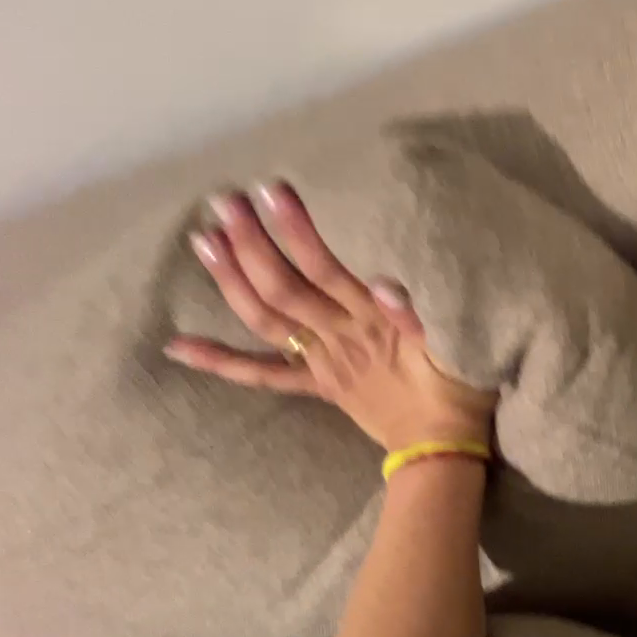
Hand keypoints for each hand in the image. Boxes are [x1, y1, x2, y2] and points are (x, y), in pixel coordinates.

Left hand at [164, 181, 495, 451]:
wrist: (444, 444)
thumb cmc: (460, 389)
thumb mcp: (453, 348)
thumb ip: (416, 318)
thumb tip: (381, 284)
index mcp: (371, 323)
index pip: (325, 269)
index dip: (295, 232)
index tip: (271, 192)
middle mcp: (338, 338)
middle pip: (283, 288)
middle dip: (252, 245)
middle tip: (224, 203)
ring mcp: (322, 363)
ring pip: (265, 321)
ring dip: (230, 282)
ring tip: (204, 241)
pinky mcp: (319, 387)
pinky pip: (264, 376)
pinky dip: (219, 362)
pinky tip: (177, 345)